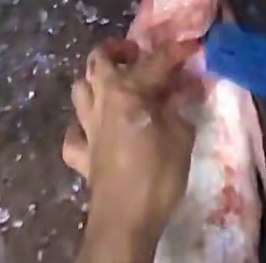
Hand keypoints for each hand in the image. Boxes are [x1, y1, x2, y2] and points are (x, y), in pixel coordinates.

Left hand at [64, 40, 198, 262]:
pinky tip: (93, 128)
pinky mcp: (80, 154)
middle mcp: (103, 99)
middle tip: (135, 53)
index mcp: (129, 90)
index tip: (192, 44)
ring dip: (94, 81)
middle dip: (116, 49)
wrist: (124, 221)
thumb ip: (180, 106)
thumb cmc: (157, 174)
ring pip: (80, 89)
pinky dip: (81, 126)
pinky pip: (73, 132)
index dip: (176, 51)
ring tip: (113, 83)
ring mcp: (87, 126)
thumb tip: (186, 86)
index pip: (156, 61)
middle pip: (99, 60)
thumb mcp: (180, 136)